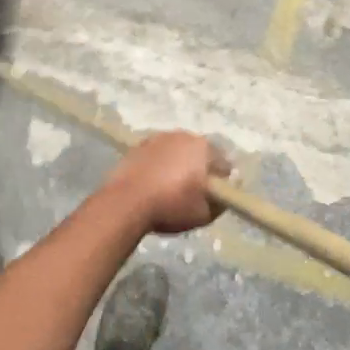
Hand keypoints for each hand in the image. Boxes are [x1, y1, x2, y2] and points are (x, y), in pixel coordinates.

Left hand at [102, 132, 231, 234]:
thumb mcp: (206, 213)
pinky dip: (158, 165)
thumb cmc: (171, 205)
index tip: (213, 198)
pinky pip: (157, 155)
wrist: (126, 202)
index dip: (221, 183)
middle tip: (192, 193)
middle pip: (199, 154)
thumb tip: (223, 192)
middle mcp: (183, 135)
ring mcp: (158, 137)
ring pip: (177, 152)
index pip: (223, 165)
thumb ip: (222, 200)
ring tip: (170, 188)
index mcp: (204, 147)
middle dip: (199, 169)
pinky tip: (153, 182)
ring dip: (178, 165)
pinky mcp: (138, 145)